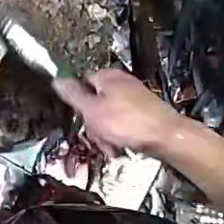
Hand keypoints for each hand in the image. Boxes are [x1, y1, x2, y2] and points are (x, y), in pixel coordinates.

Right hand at [53, 69, 199, 157]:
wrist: (166, 137)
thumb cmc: (130, 123)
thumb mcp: (92, 110)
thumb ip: (73, 95)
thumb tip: (57, 81)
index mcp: (107, 77)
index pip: (81, 83)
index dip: (77, 103)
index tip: (79, 117)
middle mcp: (121, 83)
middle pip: (94, 103)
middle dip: (93, 124)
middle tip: (97, 136)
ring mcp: (133, 98)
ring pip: (108, 117)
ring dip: (105, 134)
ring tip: (111, 145)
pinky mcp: (142, 113)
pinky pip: (122, 124)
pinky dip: (119, 136)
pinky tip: (121, 146)